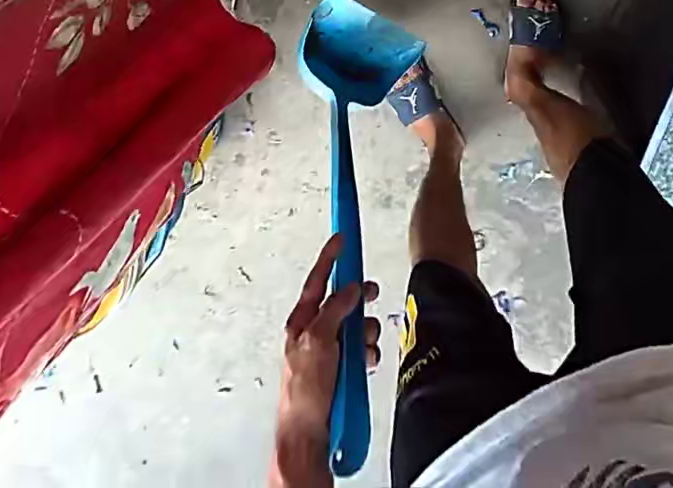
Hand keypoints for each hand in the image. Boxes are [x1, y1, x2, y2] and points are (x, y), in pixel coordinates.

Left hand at [271, 235, 377, 487]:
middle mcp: (314, 331)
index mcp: (302, 319)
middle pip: (340, 301)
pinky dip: (366, 353)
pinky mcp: (342, 369)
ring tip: (365, 347)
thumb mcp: (318, 341)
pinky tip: (366, 363)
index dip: (329, 257)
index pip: (318, 279)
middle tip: (370, 294)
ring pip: (354, 326)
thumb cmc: (304, 390)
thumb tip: (348, 288)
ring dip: (365, 333)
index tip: (341, 238)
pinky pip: (360, 351)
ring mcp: (329, 351)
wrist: (310, 433)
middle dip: (358, 299)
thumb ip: (333, 310)